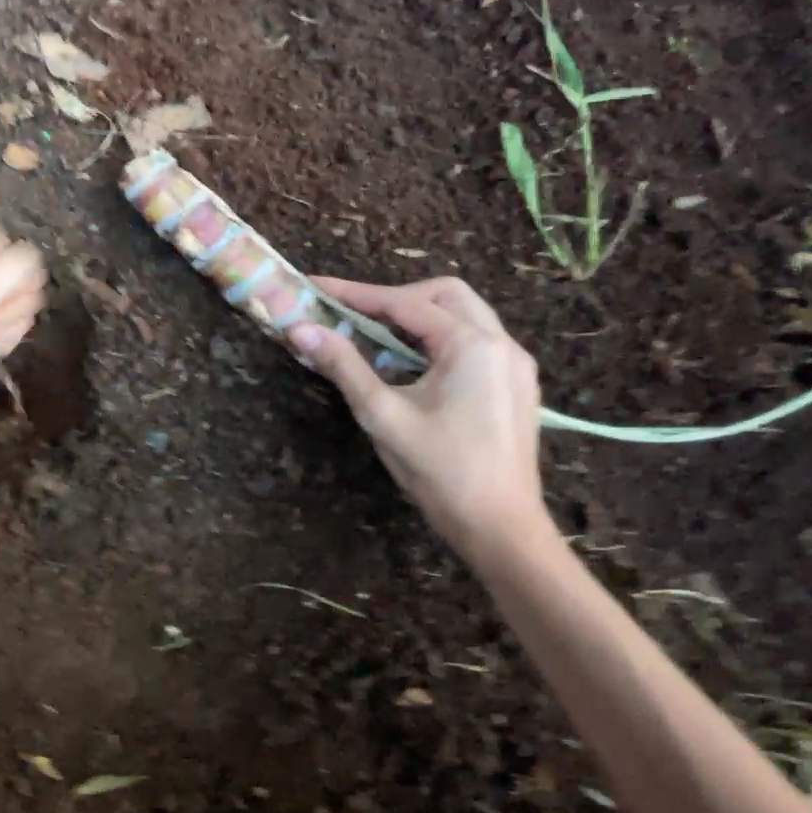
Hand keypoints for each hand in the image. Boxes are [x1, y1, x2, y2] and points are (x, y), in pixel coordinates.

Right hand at [285, 277, 547, 554]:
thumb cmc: (438, 468)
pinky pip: (471, 343)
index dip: (354, 293)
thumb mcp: (380, 413)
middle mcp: (501, 346)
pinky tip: (405, 366)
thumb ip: (342, 364)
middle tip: (351, 315)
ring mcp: (513, 366)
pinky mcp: (512, 386)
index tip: (314, 287)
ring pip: (462, 317)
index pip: (404, 303)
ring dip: (413, 318)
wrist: (498, 525)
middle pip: (445, 295)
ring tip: (371, 338)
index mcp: (472, 347)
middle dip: (393, 297)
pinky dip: (433, 340)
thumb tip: (299, 329)